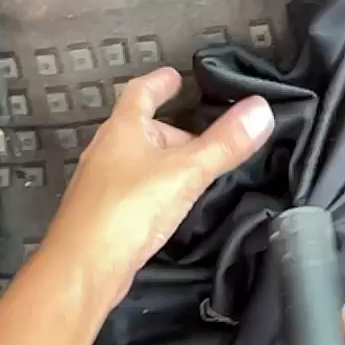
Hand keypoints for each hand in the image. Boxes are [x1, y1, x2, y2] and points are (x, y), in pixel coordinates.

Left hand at [39, 67, 272, 309]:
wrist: (84, 267)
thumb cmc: (127, 210)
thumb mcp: (187, 171)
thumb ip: (224, 144)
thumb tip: (260, 110)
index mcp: (122, 130)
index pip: (141, 93)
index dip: (160, 83)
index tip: (175, 77)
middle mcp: (106, 152)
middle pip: (140, 129)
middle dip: (171, 128)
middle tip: (202, 135)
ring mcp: (102, 184)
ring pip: (137, 161)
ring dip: (163, 160)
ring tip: (193, 170)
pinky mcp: (105, 215)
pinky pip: (135, 190)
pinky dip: (155, 189)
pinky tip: (171, 205)